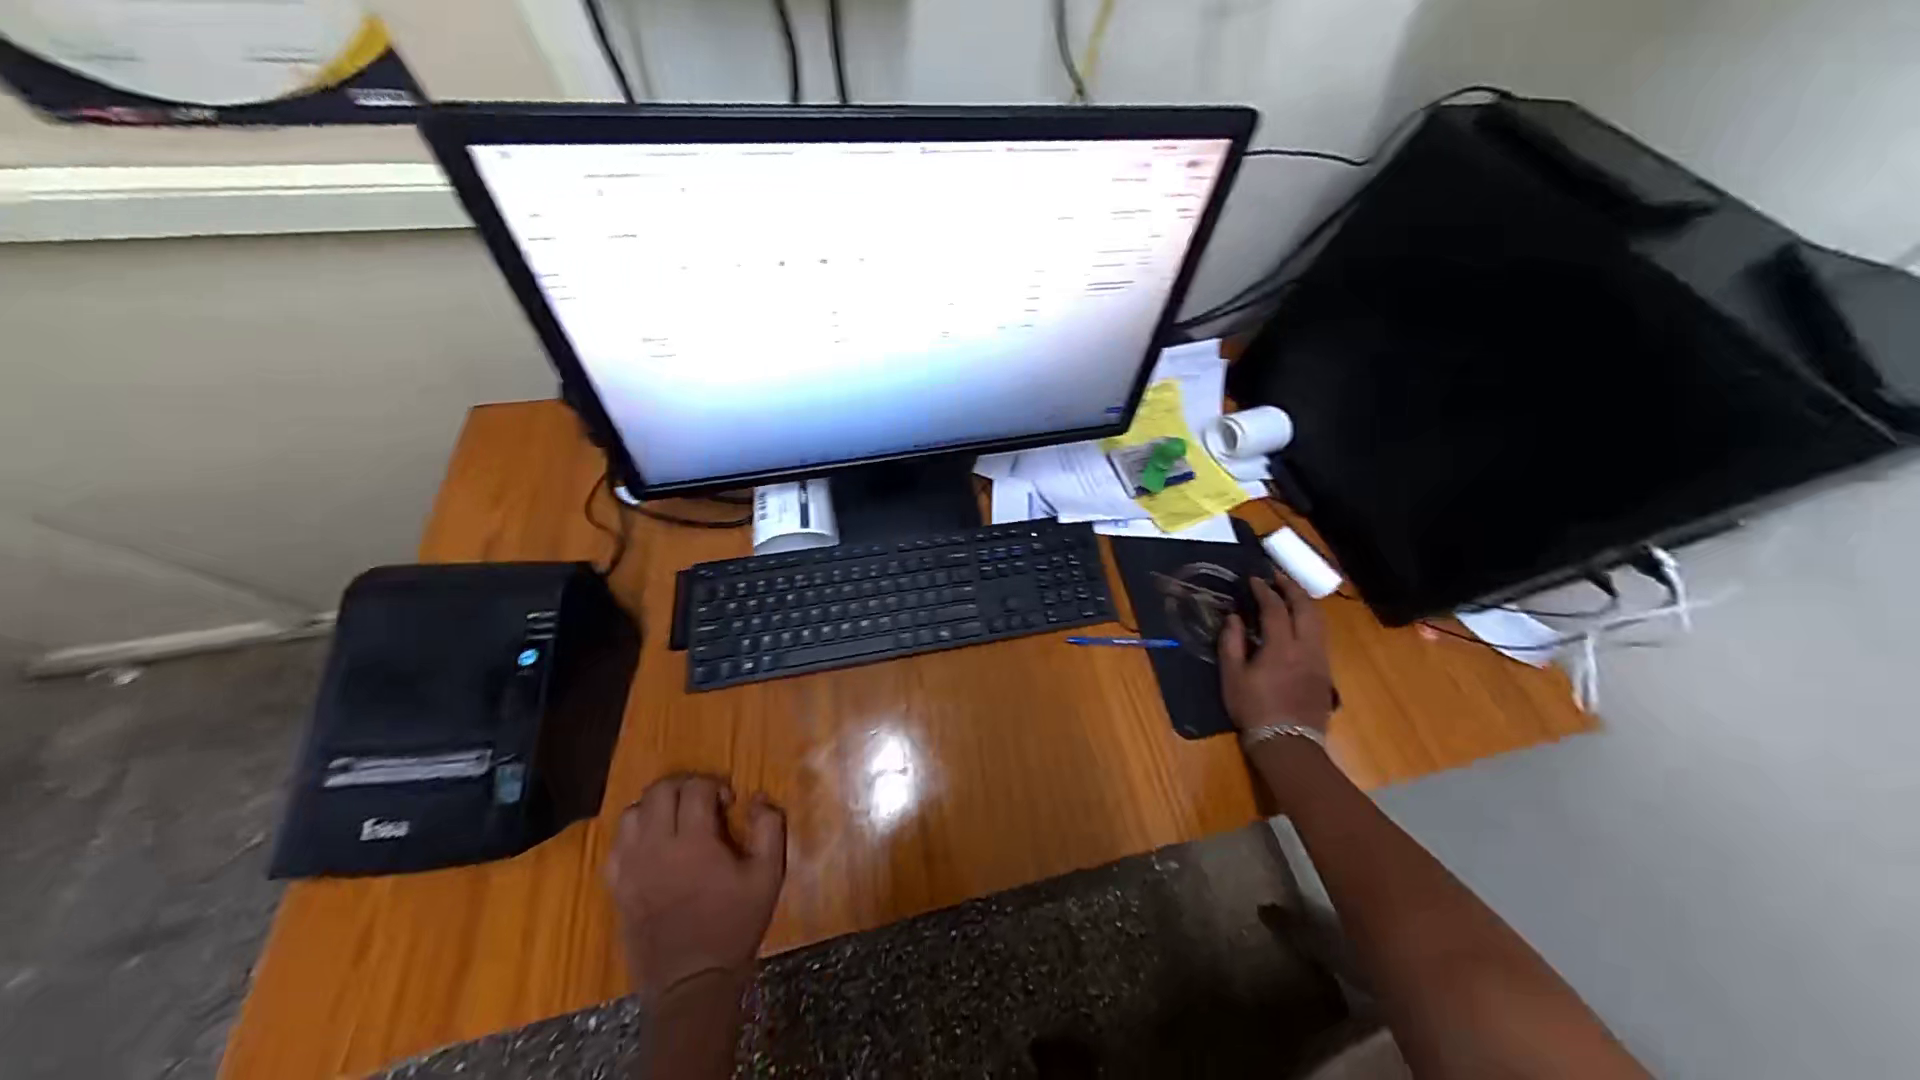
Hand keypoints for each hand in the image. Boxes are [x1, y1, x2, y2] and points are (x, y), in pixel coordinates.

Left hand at [604, 774, 786, 1002]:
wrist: (691, 980)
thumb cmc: (734, 926)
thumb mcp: (768, 876)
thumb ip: (769, 829)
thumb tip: (758, 799)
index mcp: (694, 841)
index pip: (696, 788)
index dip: (715, 785)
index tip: (728, 803)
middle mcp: (656, 846)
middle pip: (659, 791)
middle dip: (684, 786)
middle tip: (703, 802)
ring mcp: (631, 866)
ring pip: (632, 811)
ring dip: (656, 805)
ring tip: (676, 819)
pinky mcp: (616, 886)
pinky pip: (615, 843)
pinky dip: (633, 833)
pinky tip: (652, 844)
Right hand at [1219, 573, 1334, 734]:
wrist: (1288, 743)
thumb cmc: (1254, 709)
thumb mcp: (1232, 676)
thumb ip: (1231, 642)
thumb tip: (1233, 617)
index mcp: (1281, 647)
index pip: (1275, 608)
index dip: (1264, 590)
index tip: (1254, 579)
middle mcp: (1307, 647)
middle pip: (1306, 608)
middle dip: (1291, 588)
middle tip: (1277, 577)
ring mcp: (1321, 659)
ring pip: (1319, 621)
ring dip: (1304, 602)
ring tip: (1289, 593)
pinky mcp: (1326, 671)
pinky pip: (1321, 635)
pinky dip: (1310, 619)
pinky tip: (1298, 622)